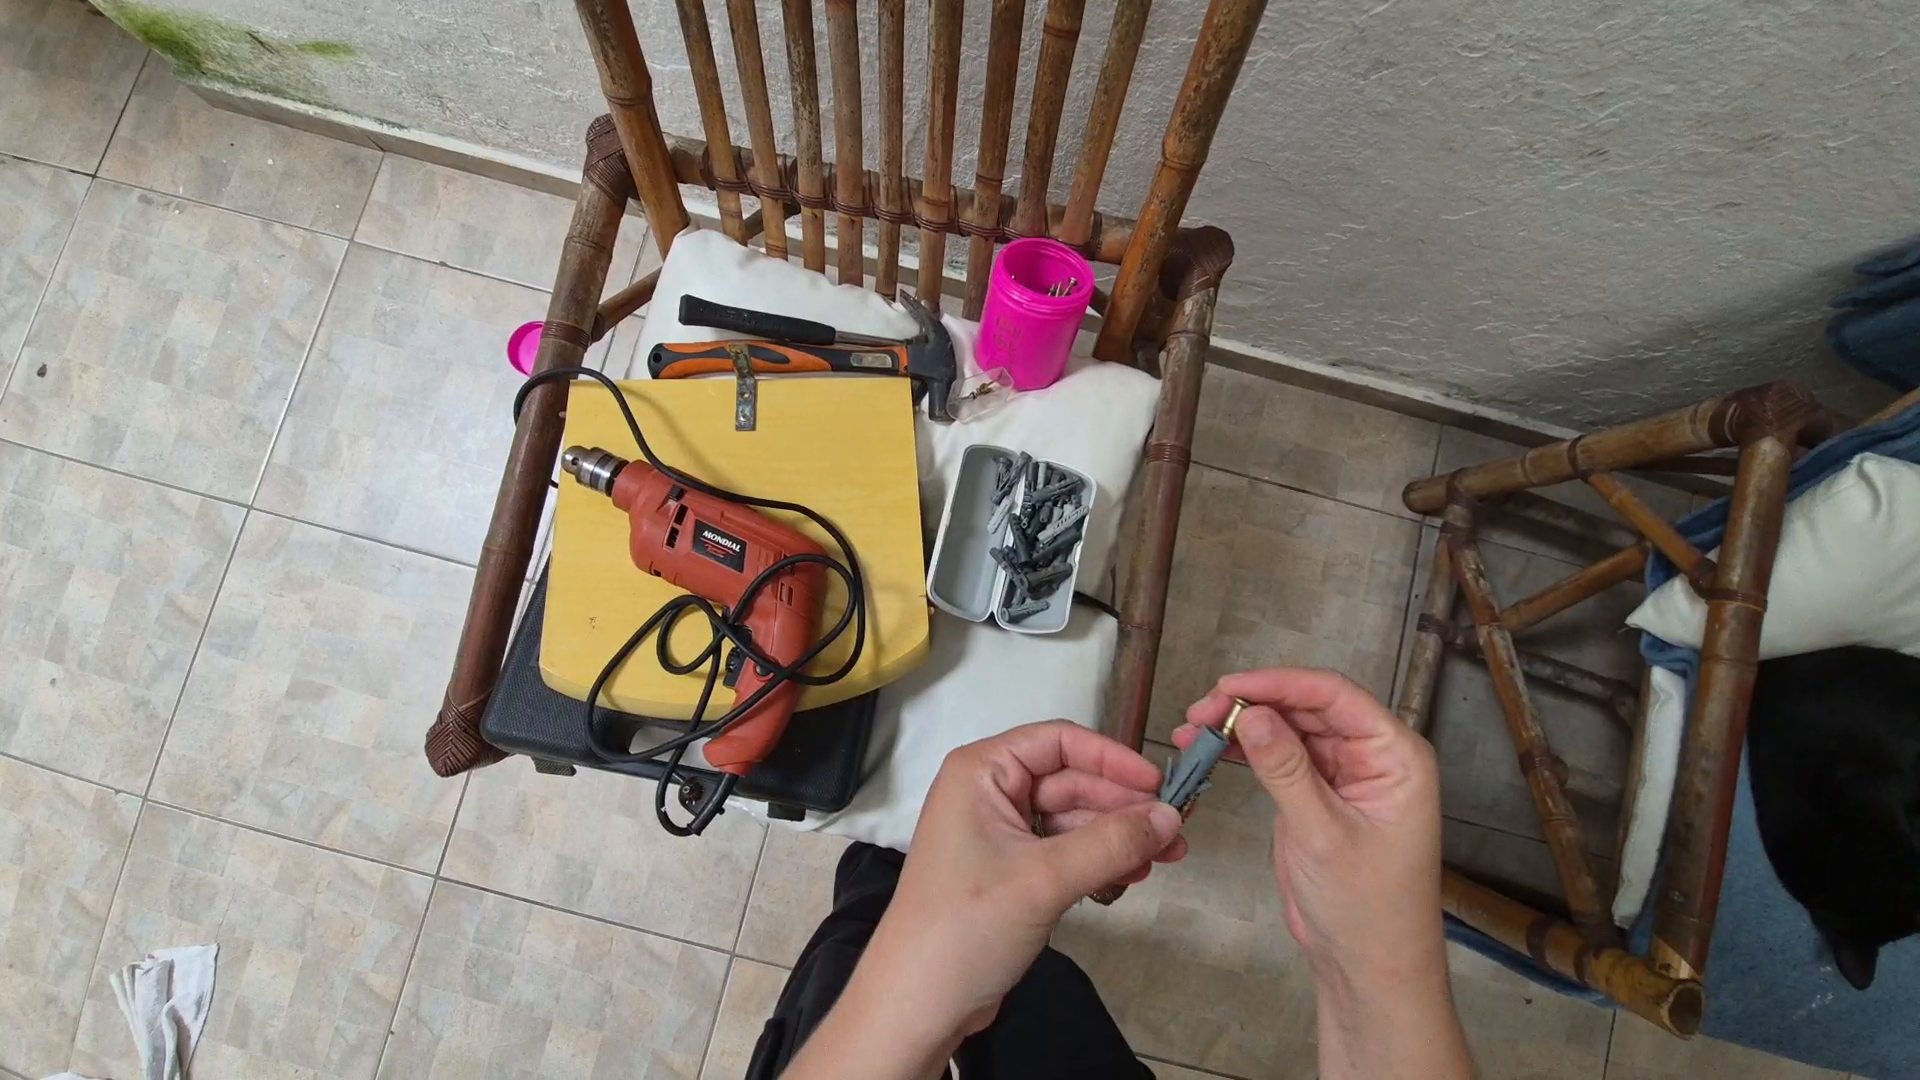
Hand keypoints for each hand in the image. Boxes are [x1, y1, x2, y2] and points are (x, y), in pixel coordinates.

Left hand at [784, 721, 1184, 1078]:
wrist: (919, 1004)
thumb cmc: (969, 924)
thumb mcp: (1044, 879)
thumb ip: (1111, 843)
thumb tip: (1172, 816)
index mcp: (983, 770)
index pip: (1057, 742)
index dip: (1111, 759)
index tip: (1159, 783)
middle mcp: (991, 791)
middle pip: (1070, 783)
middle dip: (1122, 810)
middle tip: (1177, 834)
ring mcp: (1001, 832)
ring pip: (1072, 820)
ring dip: (1115, 839)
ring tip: (1163, 863)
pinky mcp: (1011, 869)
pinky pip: (1064, 851)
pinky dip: (1096, 863)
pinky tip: (1126, 882)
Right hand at [1176, 668, 1443, 989]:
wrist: (1364, 966)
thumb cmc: (1366, 906)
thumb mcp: (1323, 834)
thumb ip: (1285, 769)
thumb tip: (1250, 714)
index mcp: (1393, 755)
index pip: (1334, 696)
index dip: (1280, 683)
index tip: (1228, 686)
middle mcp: (1368, 754)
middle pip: (1304, 706)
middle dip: (1250, 703)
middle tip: (1199, 712)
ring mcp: (1338, 771)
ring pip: (1283, 726)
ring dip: (1238, 723)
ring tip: (1193, 728)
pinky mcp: (1312, 789)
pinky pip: (1274, 753)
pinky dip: (1241, 748)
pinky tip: (1209, 748)